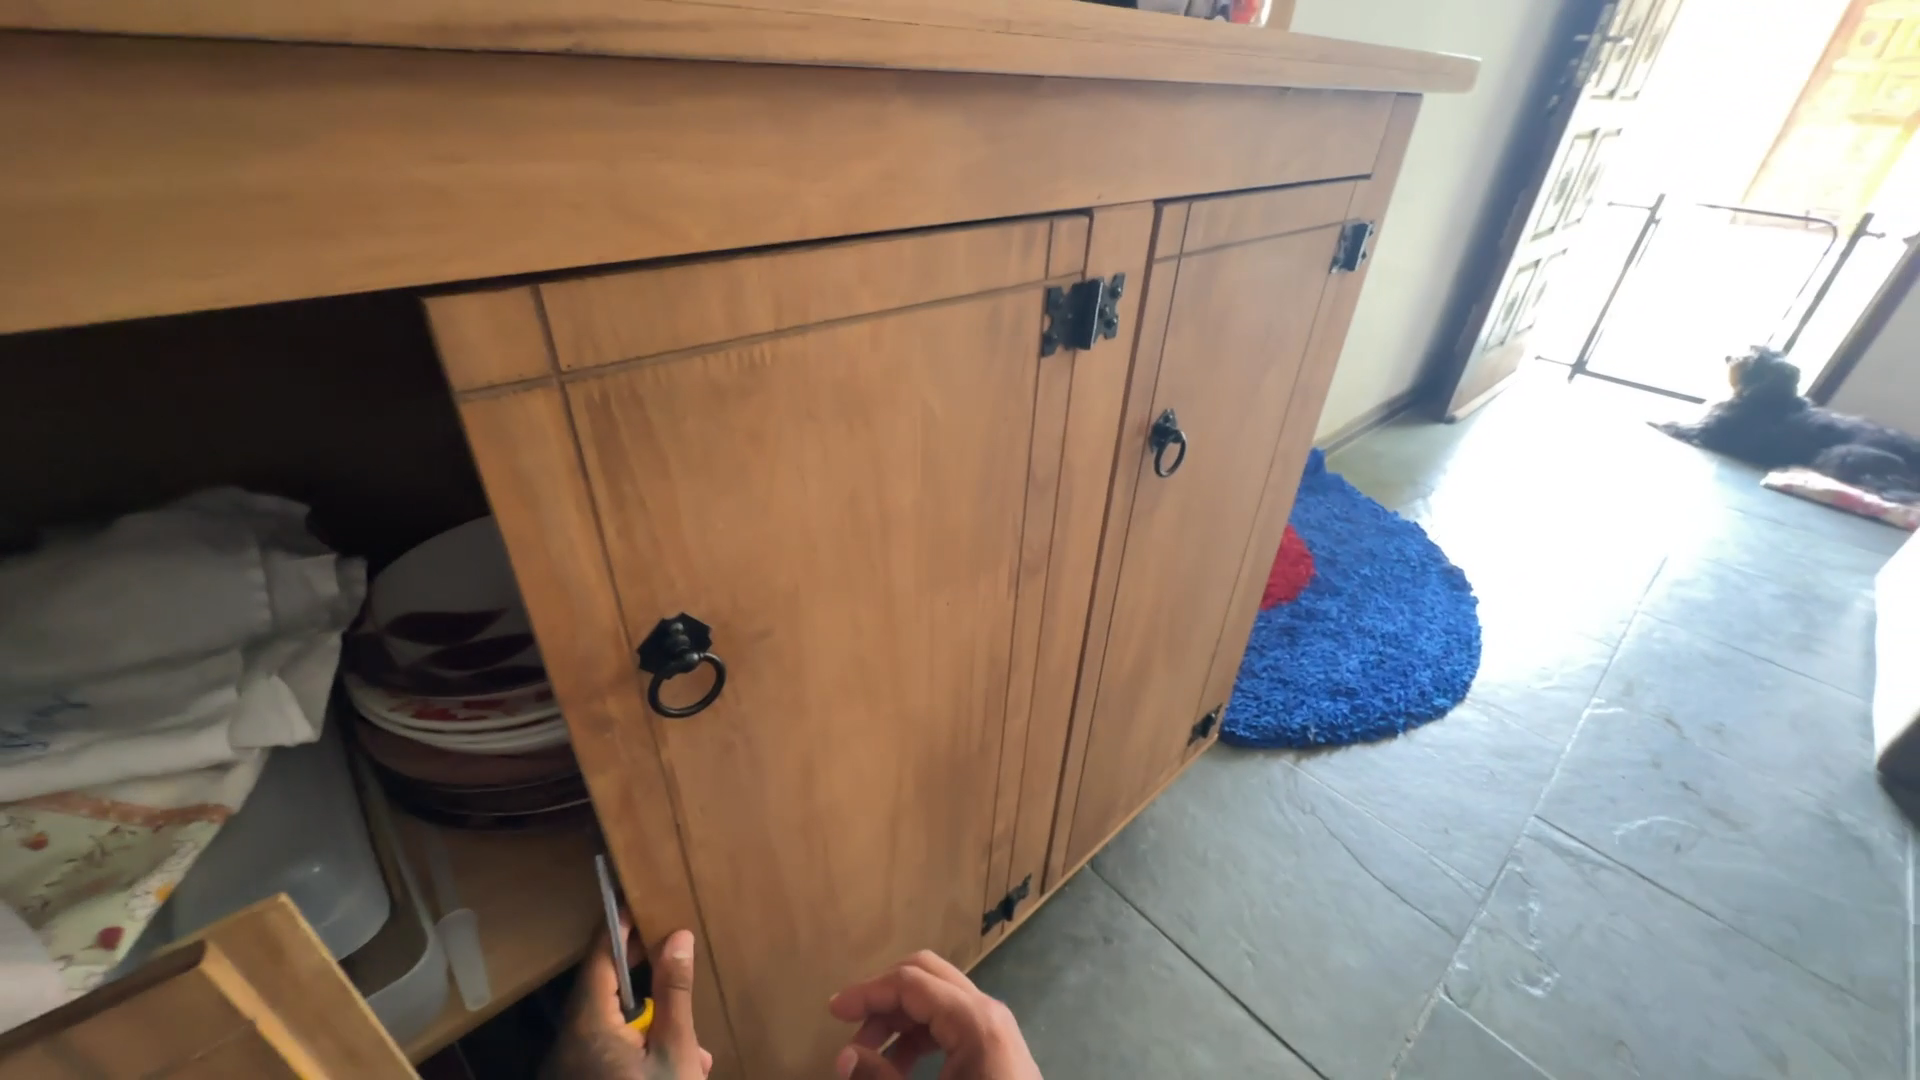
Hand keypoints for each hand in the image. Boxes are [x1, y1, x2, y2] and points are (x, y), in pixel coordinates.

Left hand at [543, 925, 713, 1079]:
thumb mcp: (675, 1050)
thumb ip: (673, 991)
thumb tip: (678, 936)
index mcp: (587, 1028)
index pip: (599, 960)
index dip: (619, 927)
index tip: (640, 898)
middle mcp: (566, 1045)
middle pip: (601, 988)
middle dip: (641, 970)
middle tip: (670, 943)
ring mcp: (568, 1067)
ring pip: (606, 1020)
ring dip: (644, 1014)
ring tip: (686, 1030)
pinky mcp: (578, 1079)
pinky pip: (603, 1047)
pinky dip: (634, 1042)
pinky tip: (667, 1056)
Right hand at [828, 951, 1041, 1079]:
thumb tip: (845, 1057)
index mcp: (972, 1018)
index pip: (910, 981)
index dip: (868, 992)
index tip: (833, 1011)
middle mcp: (986, 1008)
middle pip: (925, 974)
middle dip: (883, 997)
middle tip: (850, 1028)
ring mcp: (993, 1024)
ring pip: (936, 997)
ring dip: (899, 1018)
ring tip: (868, 1057)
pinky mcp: (994, 1044)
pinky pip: (949, 1021)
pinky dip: (919, 1034)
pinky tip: (898, 1067)